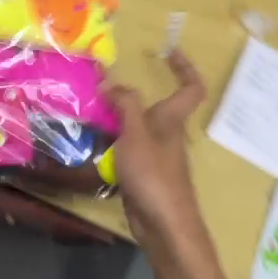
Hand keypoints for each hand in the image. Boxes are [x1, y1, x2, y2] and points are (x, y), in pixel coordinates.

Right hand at [105, 50, 209, 257]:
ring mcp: (154, 156)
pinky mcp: (141, 174)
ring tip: (86, 113)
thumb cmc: (154, 175)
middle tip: (100, 88)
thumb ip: (126, 106)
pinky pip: (124, 150)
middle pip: (152, 108)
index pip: (191, 88)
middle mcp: (166, 135)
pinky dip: (108, 144)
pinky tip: (89, 145)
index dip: (184, 68)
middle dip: (128, 96)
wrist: (163, 225)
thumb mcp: (136, 134)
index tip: (168, 52)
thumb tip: (112, 84)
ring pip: (134, 129)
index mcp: (171, 121)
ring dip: (113, 120)